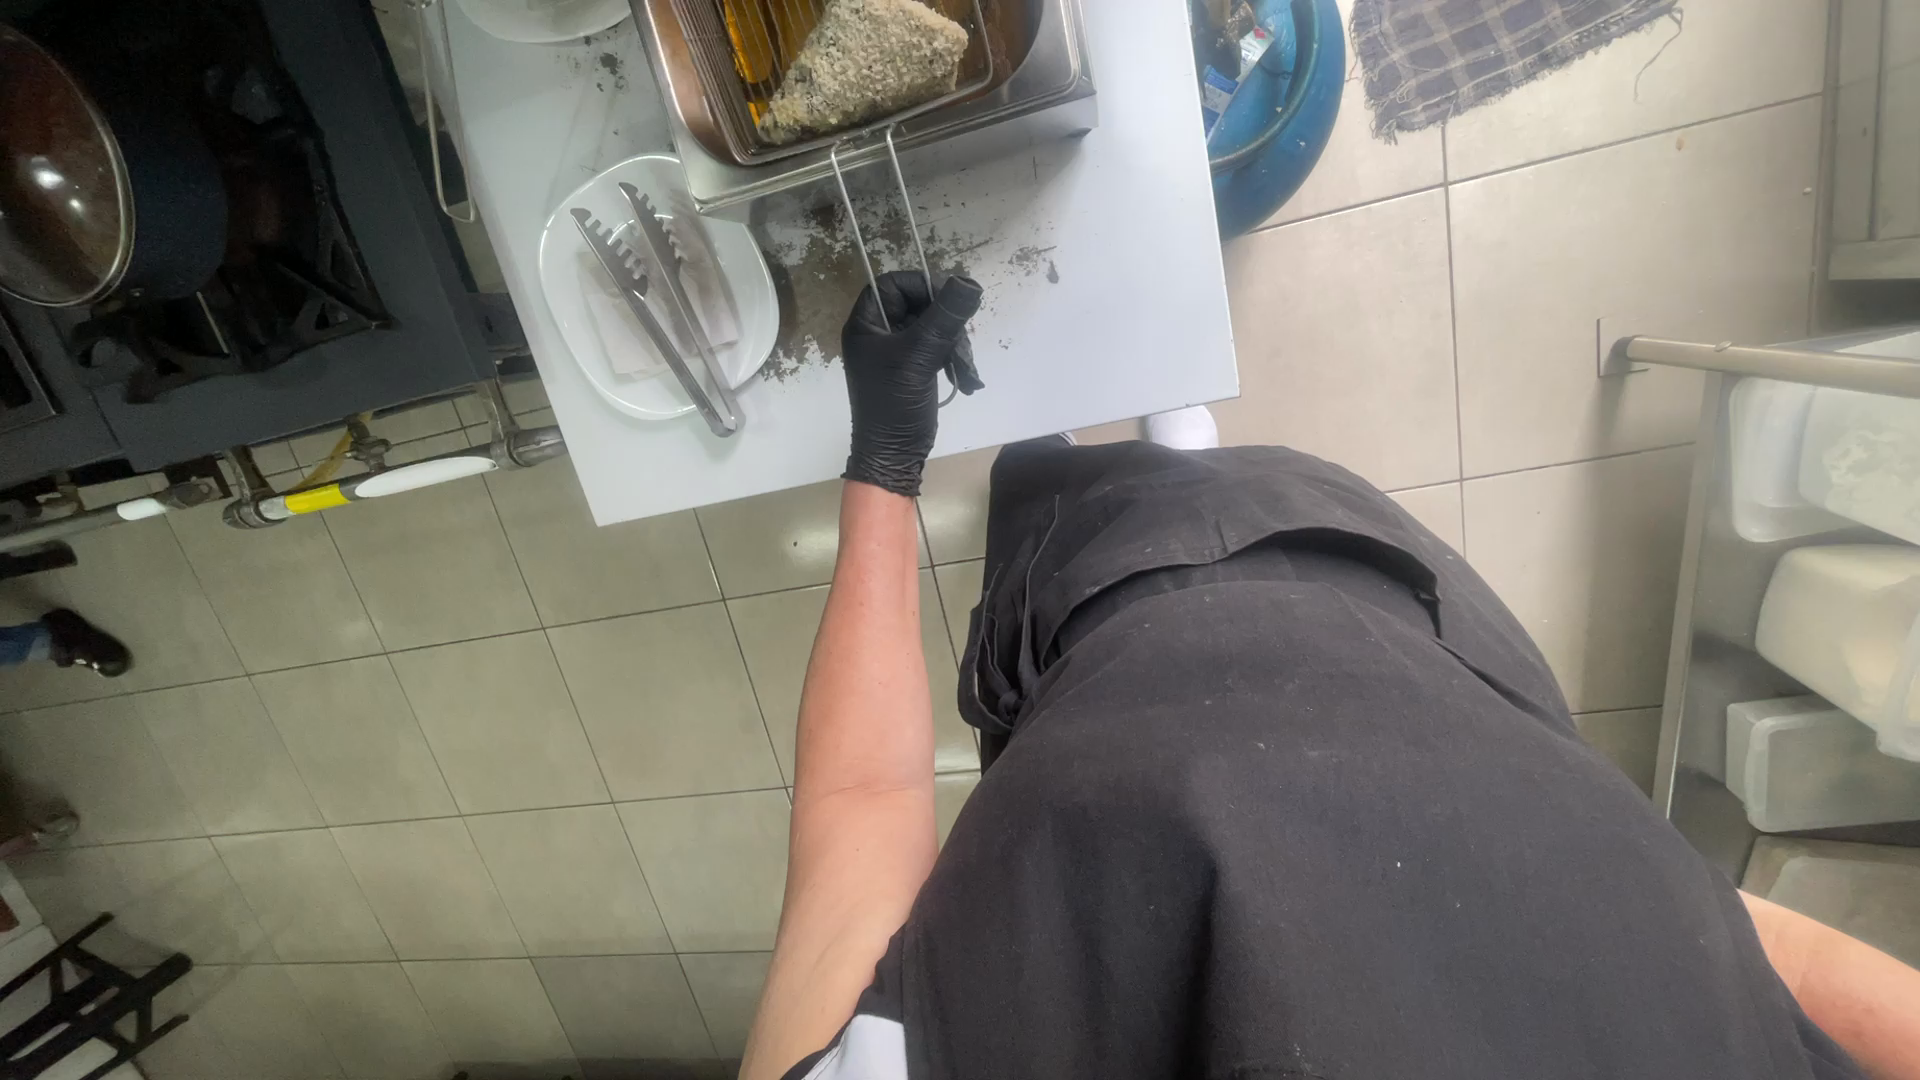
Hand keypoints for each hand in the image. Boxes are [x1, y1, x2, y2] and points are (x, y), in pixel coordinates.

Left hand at [840, 271, 984, 496]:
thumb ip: (944, 317)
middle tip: (962, 341)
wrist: (893, 456)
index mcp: (866, 325)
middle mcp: (877, 334)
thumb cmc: (895, 405)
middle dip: (945, 321)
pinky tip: (965, 378)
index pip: (894, 285)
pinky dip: (952, 359)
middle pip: (917, 305)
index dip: (922, 286)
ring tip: (966, 368)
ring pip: (931, 328)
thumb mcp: (920, 356)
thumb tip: (969, 283)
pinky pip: (935, 349)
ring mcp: (895, 353)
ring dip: (954, 343)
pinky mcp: (912, 369)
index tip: (952, 300)